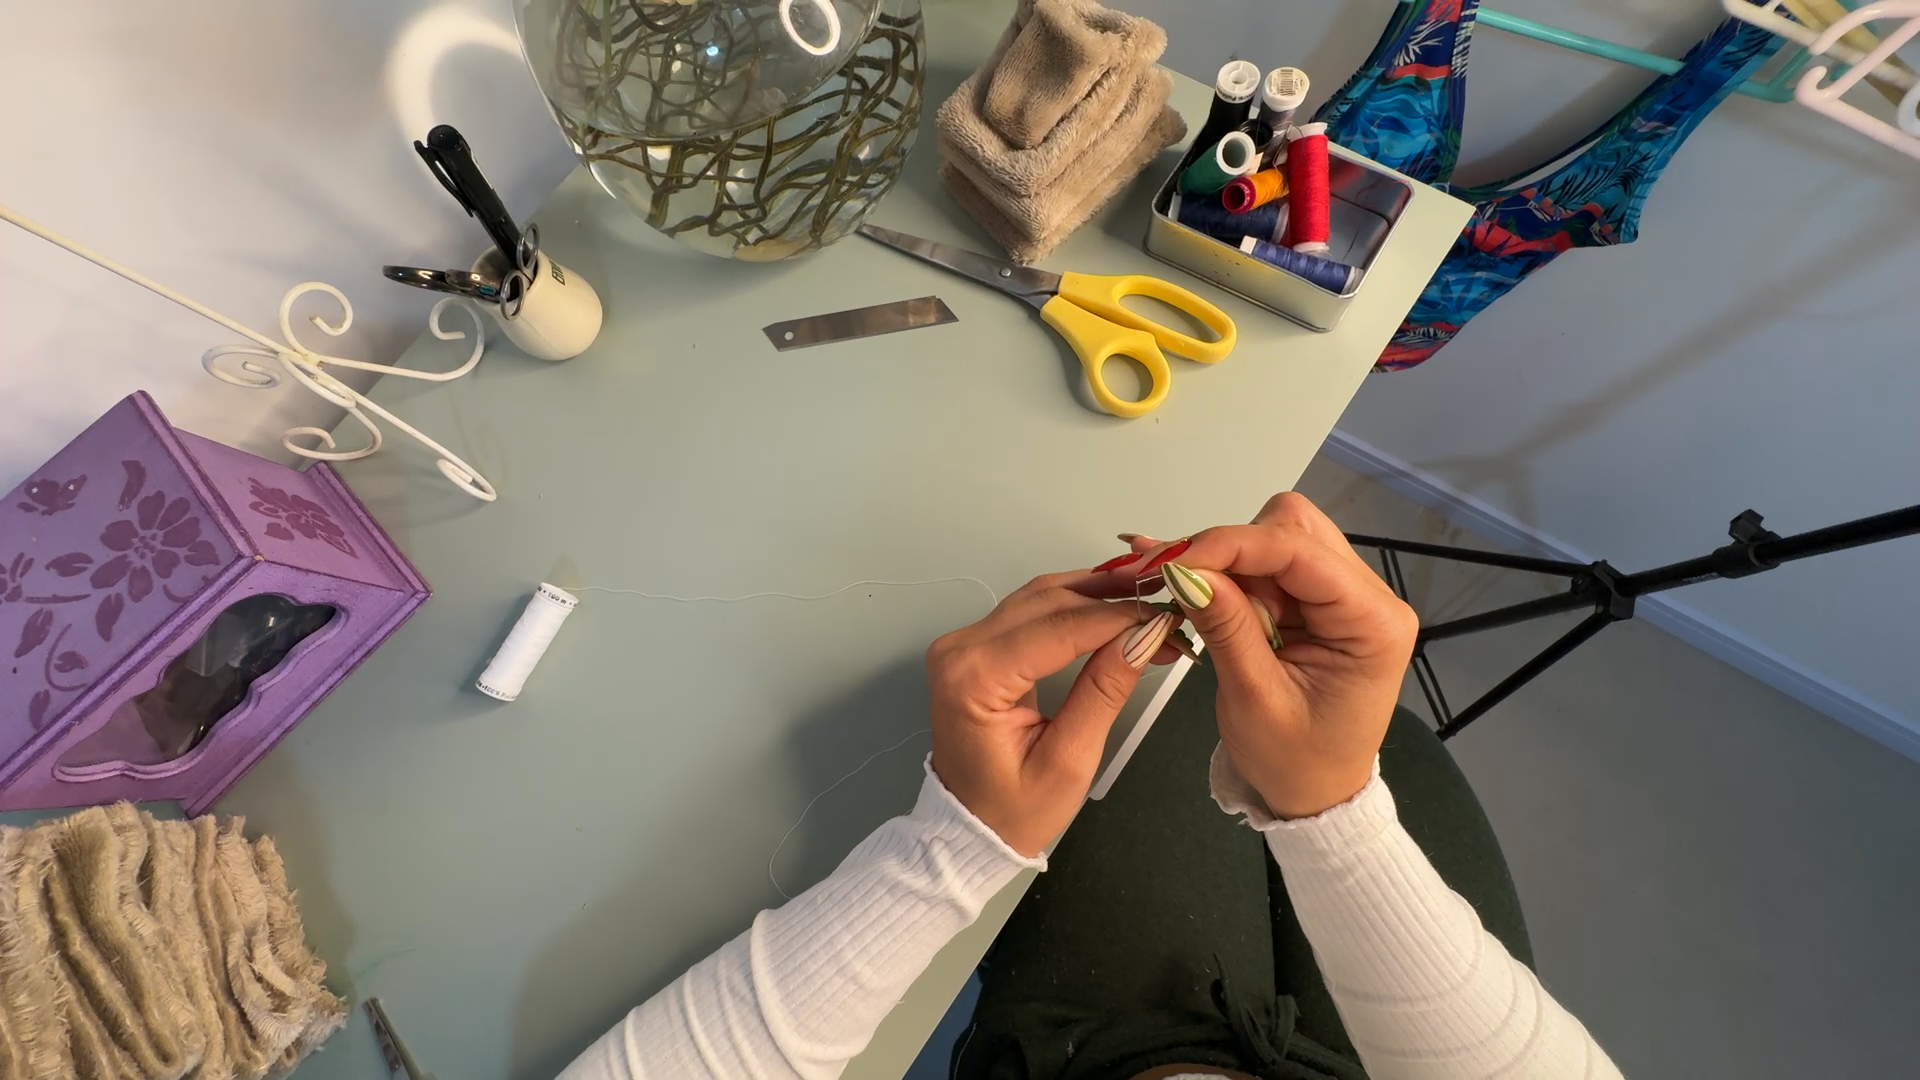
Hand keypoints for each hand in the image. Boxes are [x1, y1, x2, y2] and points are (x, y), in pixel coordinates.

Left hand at [926, 571, 1174, 856]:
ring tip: (1146, 597)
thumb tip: (1144, 637)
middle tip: (1165, 606)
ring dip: (1093, 592)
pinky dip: (1071, 603)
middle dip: (1110, 599)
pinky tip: (1109, 605)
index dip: (1117, 618)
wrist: (967, 825)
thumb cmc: (1013, 809)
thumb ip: (1103, 692)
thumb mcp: (1069, 761)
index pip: (1058, 629)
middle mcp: (961, 649)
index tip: (1167, 616)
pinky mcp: (974, 645)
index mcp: (975, 679)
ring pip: (1038, 596)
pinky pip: (1027, 609)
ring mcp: (964, 643)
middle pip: (1046, 601)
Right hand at [1101, 494, 1416, 818]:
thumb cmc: (1293, 759)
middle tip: (1170, 575)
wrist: (1313, 791)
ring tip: (1178, 586)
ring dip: (1222, 558)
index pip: (1298, 551)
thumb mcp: (1253, 698)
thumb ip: (1224, 626)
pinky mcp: (1309, 599)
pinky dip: (1222, 569)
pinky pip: (1262, 562)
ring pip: (1273, 535)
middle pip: (1290, 528)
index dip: (1229, 545)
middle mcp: (1364, 596)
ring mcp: (1337, 593)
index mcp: (1371, 623)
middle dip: (1226, 547)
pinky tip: (1185, 580)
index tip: (1169, 562)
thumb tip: (1184, 569)